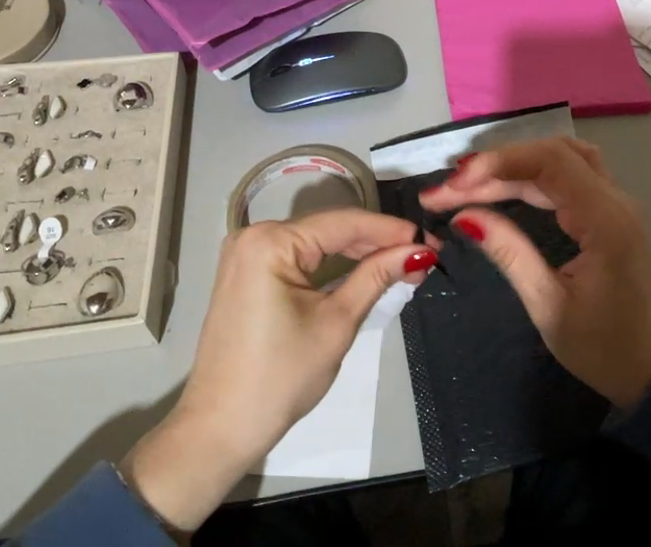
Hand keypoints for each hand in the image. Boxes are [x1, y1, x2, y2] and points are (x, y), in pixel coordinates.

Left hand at [122, 209, 436, 530]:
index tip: (430, 239)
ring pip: (316, 243)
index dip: (390, 230)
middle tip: (422, 255)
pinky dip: (331, 265)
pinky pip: (299, 258)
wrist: (220, 428)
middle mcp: (253, 236)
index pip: (343, 223)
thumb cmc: (280, 377)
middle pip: (329, 229)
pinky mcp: (247, 274)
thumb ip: (376, 277)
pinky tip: (365, 268)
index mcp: (270, 242)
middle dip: (376, 242)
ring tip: (403, 262)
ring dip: (357, 253)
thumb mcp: (337, 323)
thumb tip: (420, 252)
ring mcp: (246, 254)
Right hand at [420, 138, 650, 407]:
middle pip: (552, 156)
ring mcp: (616, 204)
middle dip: (496, 167)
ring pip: (561, 161)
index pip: (550, 162)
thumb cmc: (605, 348)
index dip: (500, 162)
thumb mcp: (549, 306)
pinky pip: (569, 177)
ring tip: (466, 185)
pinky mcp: (609, 214)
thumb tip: (464, 216)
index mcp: (606, 220)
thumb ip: (510, 253)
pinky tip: (501, 188)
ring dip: (513, 166)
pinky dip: (531, 176)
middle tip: (445, 192)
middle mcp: (616, 200)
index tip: (455, 185)